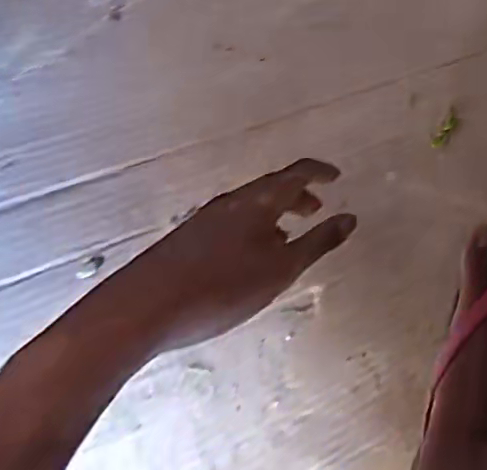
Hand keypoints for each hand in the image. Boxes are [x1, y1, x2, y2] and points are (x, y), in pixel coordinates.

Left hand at [88, 159, 357, 354]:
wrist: (135, 313)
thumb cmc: (219, 288)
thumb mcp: (279, 270)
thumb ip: (317, 243)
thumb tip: (351, 218)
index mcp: (258, 200)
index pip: (297, 172)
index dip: (319, 172)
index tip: (336, 176)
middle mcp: (232, 201)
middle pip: (271, 187)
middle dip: (297, 195)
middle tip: (315, 208)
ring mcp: (204, 220)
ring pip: (249, 207)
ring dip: (273, 214)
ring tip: (285, 239)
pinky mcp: (184, 242)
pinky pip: (230, 223)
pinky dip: (251, 229)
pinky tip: (246, 260)